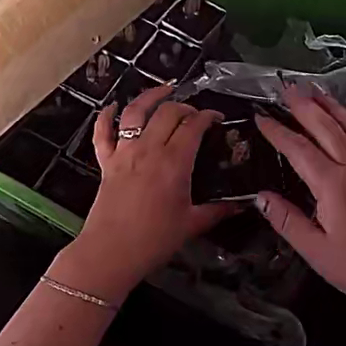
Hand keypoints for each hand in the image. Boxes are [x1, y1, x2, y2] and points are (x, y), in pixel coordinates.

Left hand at [57, 83, 238, 298]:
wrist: (110, 254)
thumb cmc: (155, 240)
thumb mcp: (192, 224)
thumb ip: (218, 211)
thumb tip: (242, 205)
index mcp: (174, 163)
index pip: (194, 126)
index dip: (208, 116)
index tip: (218, 118)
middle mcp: (149, 149)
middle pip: (168, 113)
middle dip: (186, 107)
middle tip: (196, 114)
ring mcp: (124, 153)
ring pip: (136, 113)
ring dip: (151, 97)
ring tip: (165, 90)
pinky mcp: (106, 163)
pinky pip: (103, 133)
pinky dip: (106, 116)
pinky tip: (113, 106)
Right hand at [252, 83, 345, 306]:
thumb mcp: (314, 250)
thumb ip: (286, 220)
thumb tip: (261, 196)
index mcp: (333, 185)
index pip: (299, 149)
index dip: (277, 131)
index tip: (260, 117)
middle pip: (326, 126)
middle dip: (304, 105)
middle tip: (286, 88)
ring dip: (329, 106)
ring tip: (313, 90)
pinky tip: (342, 118)